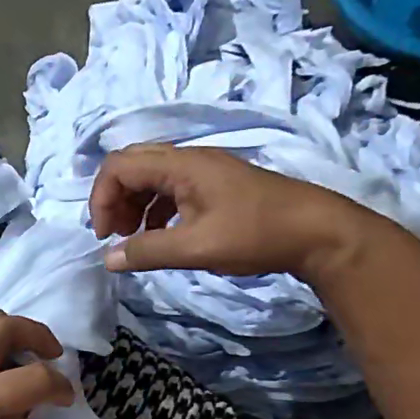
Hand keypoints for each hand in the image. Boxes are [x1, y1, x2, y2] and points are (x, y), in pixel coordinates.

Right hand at [90, 144, 390, 281]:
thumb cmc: (256, 234)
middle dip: (113, 199)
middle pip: (130, 166)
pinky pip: (167, 188)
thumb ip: (147, 252)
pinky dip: (152, 210)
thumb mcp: (196, 248)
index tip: (105, 235)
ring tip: (133, 238)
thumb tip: (107, 259)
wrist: (318, 231)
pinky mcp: (213, 185)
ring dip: (131, 205)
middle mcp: (188, 159)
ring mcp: (202, 171)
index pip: (118, 165)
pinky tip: (159, 235)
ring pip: (148, 177)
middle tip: (114, 234)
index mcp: (181, 165)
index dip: (101, 198)